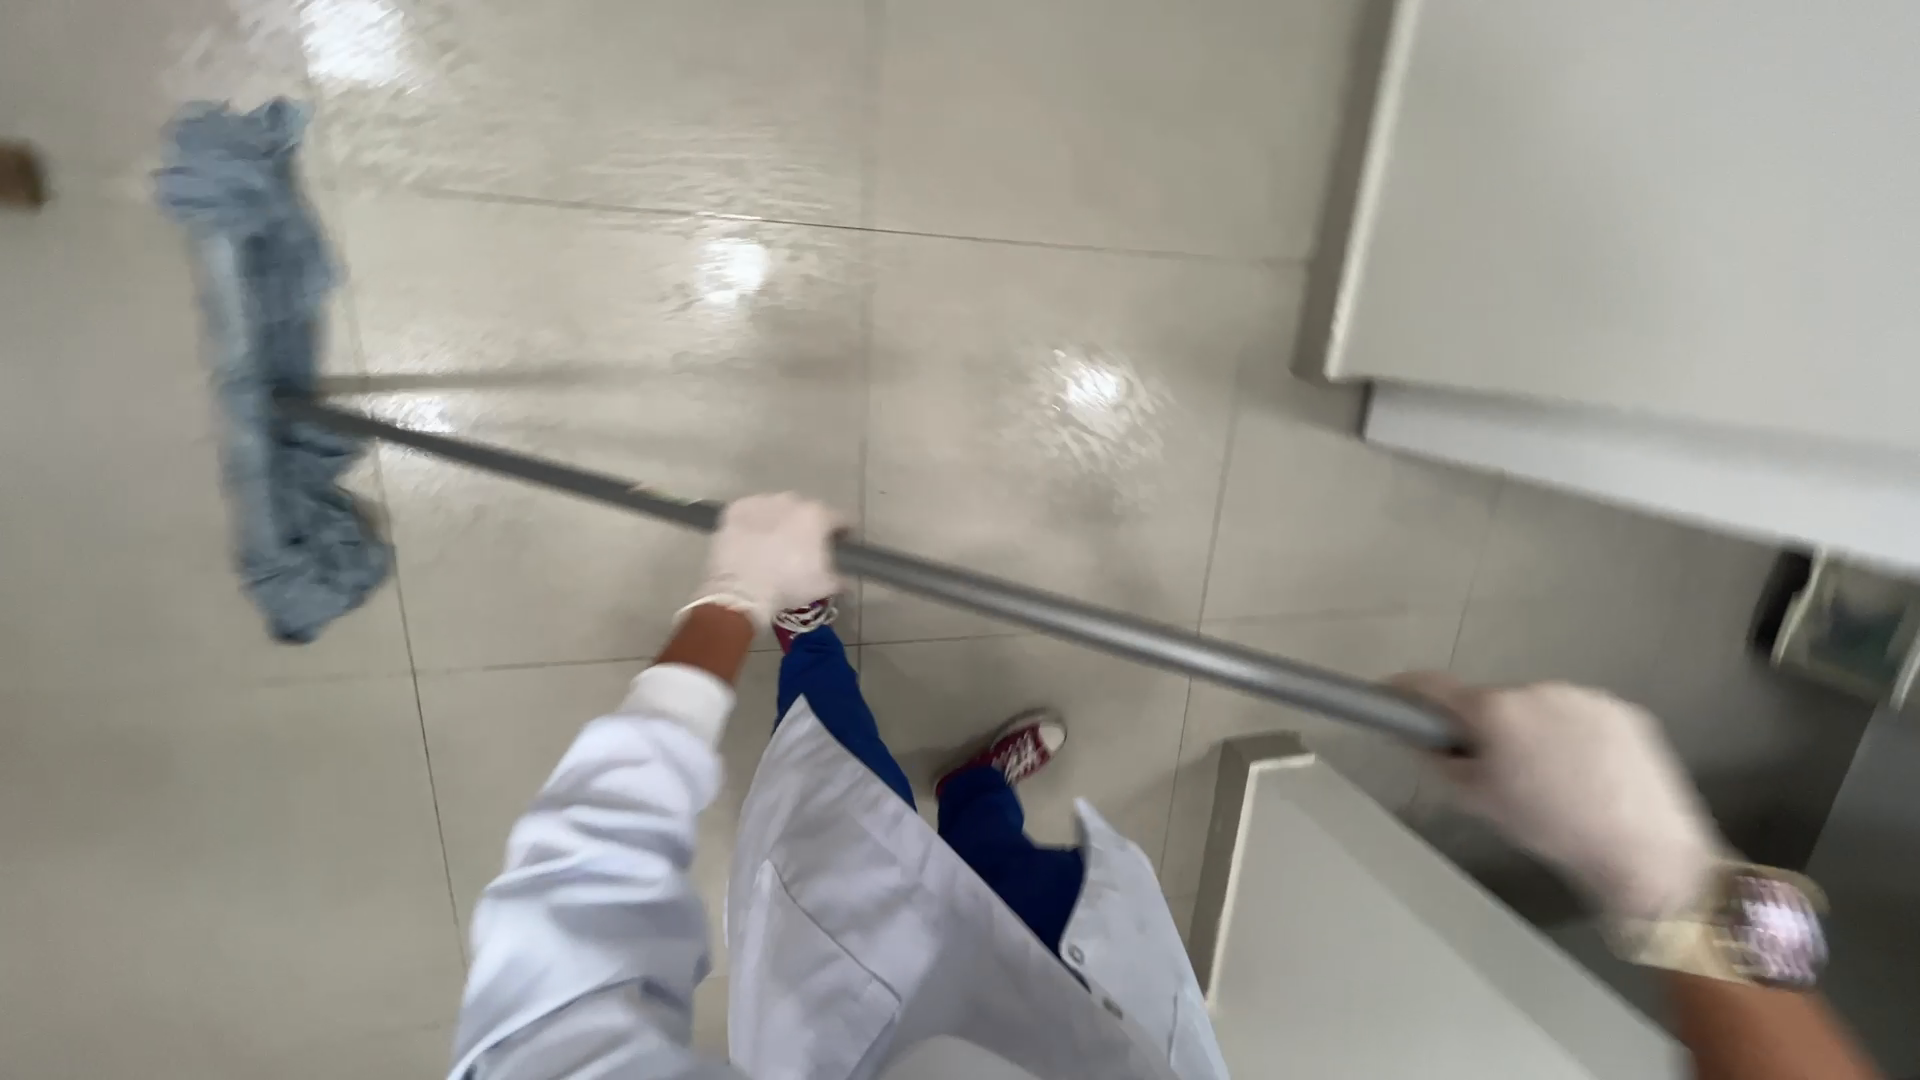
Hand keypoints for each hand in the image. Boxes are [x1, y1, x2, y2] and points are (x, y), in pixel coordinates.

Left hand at [693, 493, 842, 627]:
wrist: (740, 592)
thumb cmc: (789, 585)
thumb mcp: (825, 586)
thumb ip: (842, 578)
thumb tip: (848, 580)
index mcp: (818, 515)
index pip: (842, 518)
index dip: (844, 533)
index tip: (840, 546)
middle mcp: (792, 501)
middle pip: (808, 511)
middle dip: (809, 527)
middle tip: (804, 549)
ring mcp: (762, 502)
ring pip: (779, 509)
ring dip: (781, 522)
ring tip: (775, 545)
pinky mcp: (736, 509)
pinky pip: (752, 512)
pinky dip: (755, 523)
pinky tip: (752, 540)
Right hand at [1392, 673, 1723, 921]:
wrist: (1647, 855)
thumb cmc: (1547, 828)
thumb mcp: (1471, 798)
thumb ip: (1431, 757)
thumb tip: (1409, 733)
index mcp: (1493, 708)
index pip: (1430, 684)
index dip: (1404, 689)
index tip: (1391, 697)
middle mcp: (1534, 689)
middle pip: (1488, 701)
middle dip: (1482, 725)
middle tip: (1493, 767)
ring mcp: (1583, 696)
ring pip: (1534, 708)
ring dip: (1528, 728)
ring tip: (1549, 775)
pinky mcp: (1623, 710)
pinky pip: (1576, 714)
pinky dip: (1569, 734)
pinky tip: (1585, 772)